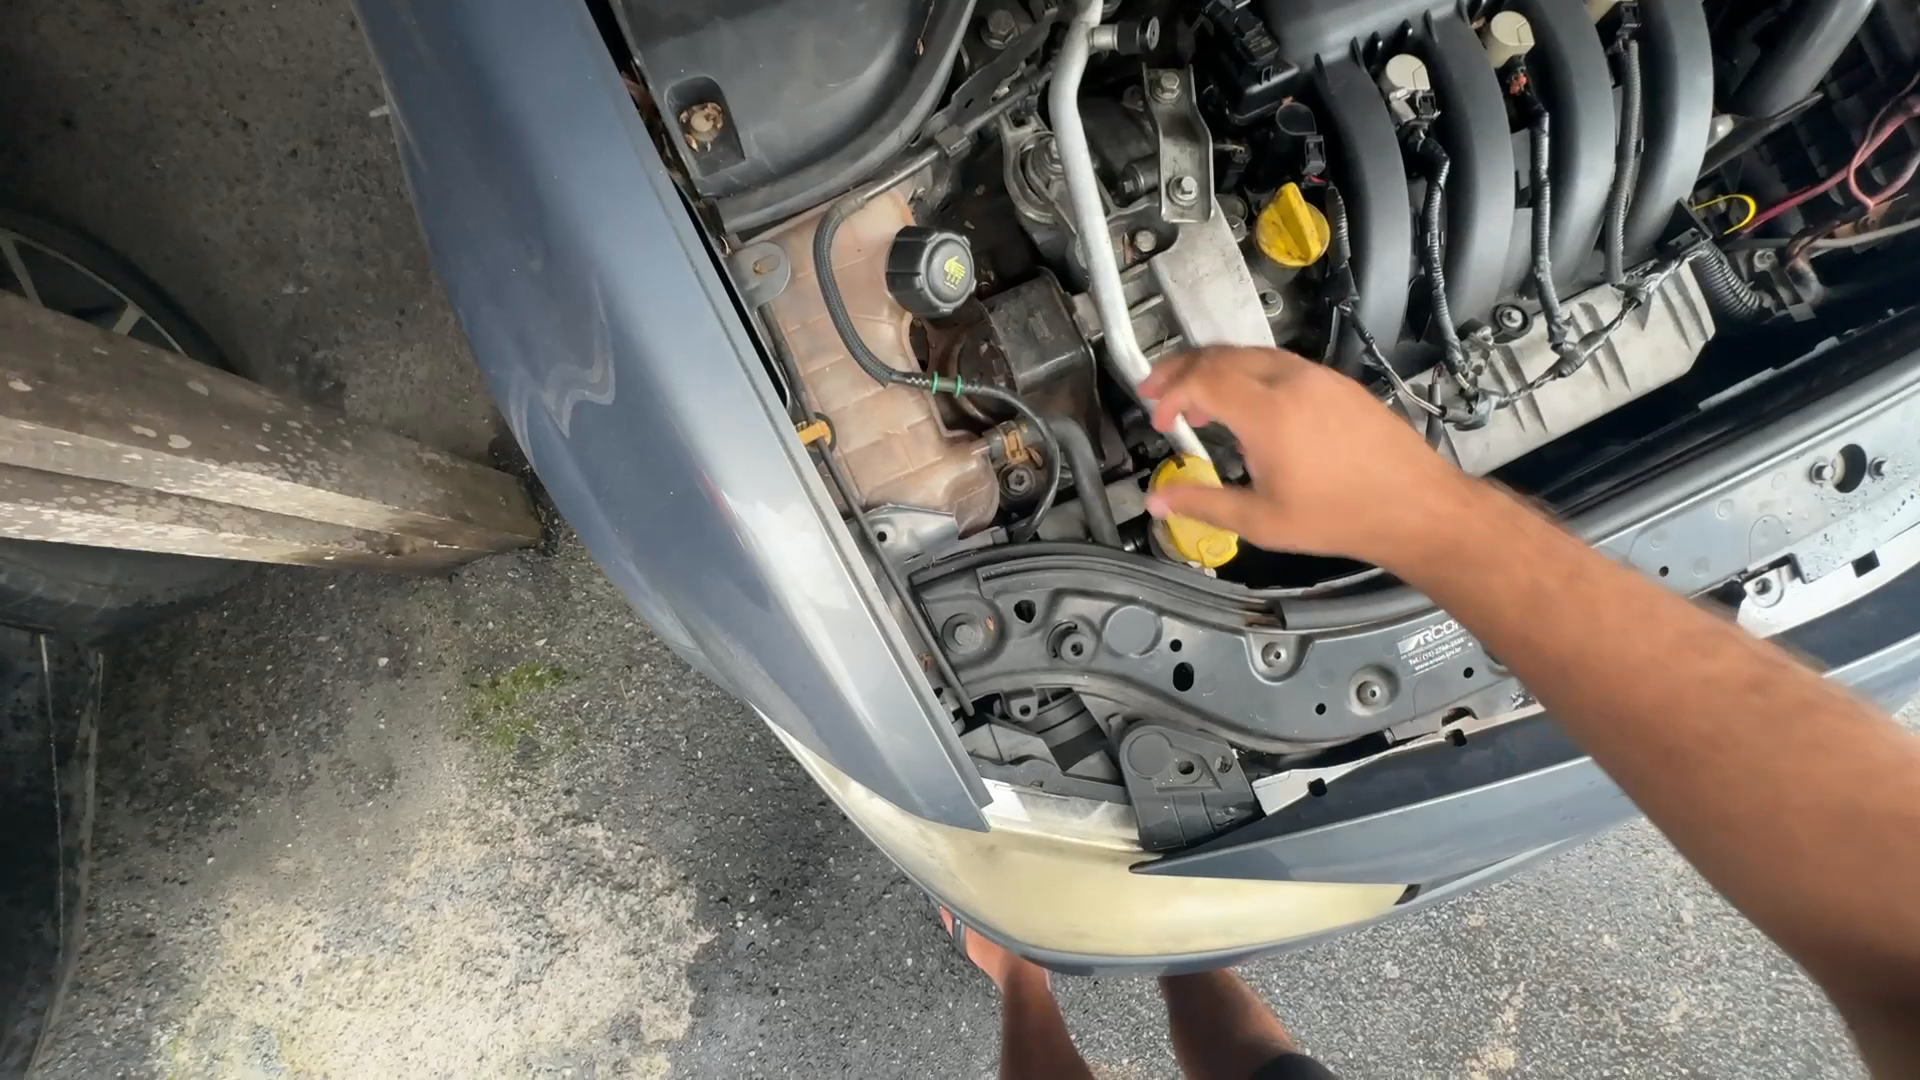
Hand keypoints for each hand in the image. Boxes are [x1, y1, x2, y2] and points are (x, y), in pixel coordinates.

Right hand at [1139, 346, 1474, 566]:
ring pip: (1249, 353)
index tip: (1159, 420)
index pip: (1201, 380)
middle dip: (1180, 369)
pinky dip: (1244, 373)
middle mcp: (1292, 382)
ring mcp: (1317, 377)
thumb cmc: (1339, 516)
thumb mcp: (1260, 520)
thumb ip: (1201, 504)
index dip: (1170, 394)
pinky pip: (1277, 363)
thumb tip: (1159, 500)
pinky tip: (1242, 405)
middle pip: (1220, 355)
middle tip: (1155, 390)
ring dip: (1212, 369)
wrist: (1416, 507)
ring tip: (1194, 399)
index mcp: (1268, 413)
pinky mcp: (1335, 383)